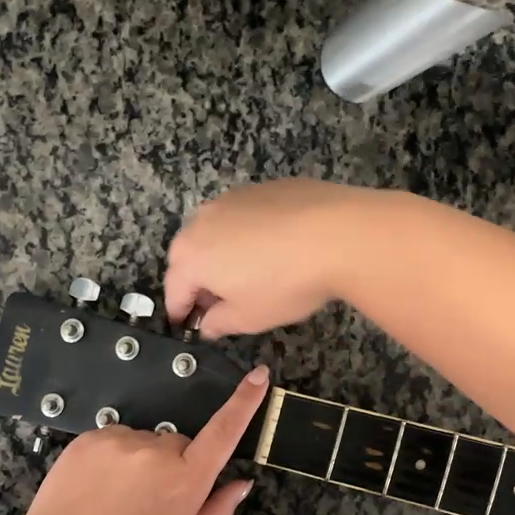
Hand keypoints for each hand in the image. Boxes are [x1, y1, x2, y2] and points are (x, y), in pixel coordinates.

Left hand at [8, 366, 270, 514]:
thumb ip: (218, 511)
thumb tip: (242, 481)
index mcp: (187, 480)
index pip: (225, 430)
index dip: (245, 400)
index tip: (260, 374)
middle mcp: (157, 452)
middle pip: (180, 442)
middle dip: (174, 463)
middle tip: (151, 501)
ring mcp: (120, 440)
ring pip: (145, 441)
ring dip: (140, 460)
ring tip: (119, 498)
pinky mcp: (90, 437)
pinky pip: (114, 438)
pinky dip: (113, 457)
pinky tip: (99, 487)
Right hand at [164, 179, 394, 337]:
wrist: (340, 233)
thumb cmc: (285, 282)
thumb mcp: (249, 317)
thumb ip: (219, 322)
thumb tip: (207, 323)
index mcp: (190, 256)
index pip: (174, 290)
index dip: (181, 313)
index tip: (189, 327)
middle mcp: (202, 220)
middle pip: (190, 256)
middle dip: (200, 281)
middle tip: (220, 303)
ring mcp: (232, 198)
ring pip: (216, 232)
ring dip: (223, 254)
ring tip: (249, 274)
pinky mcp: (263, 188)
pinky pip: (244, 216)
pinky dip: (249, 234)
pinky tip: (275, 249)